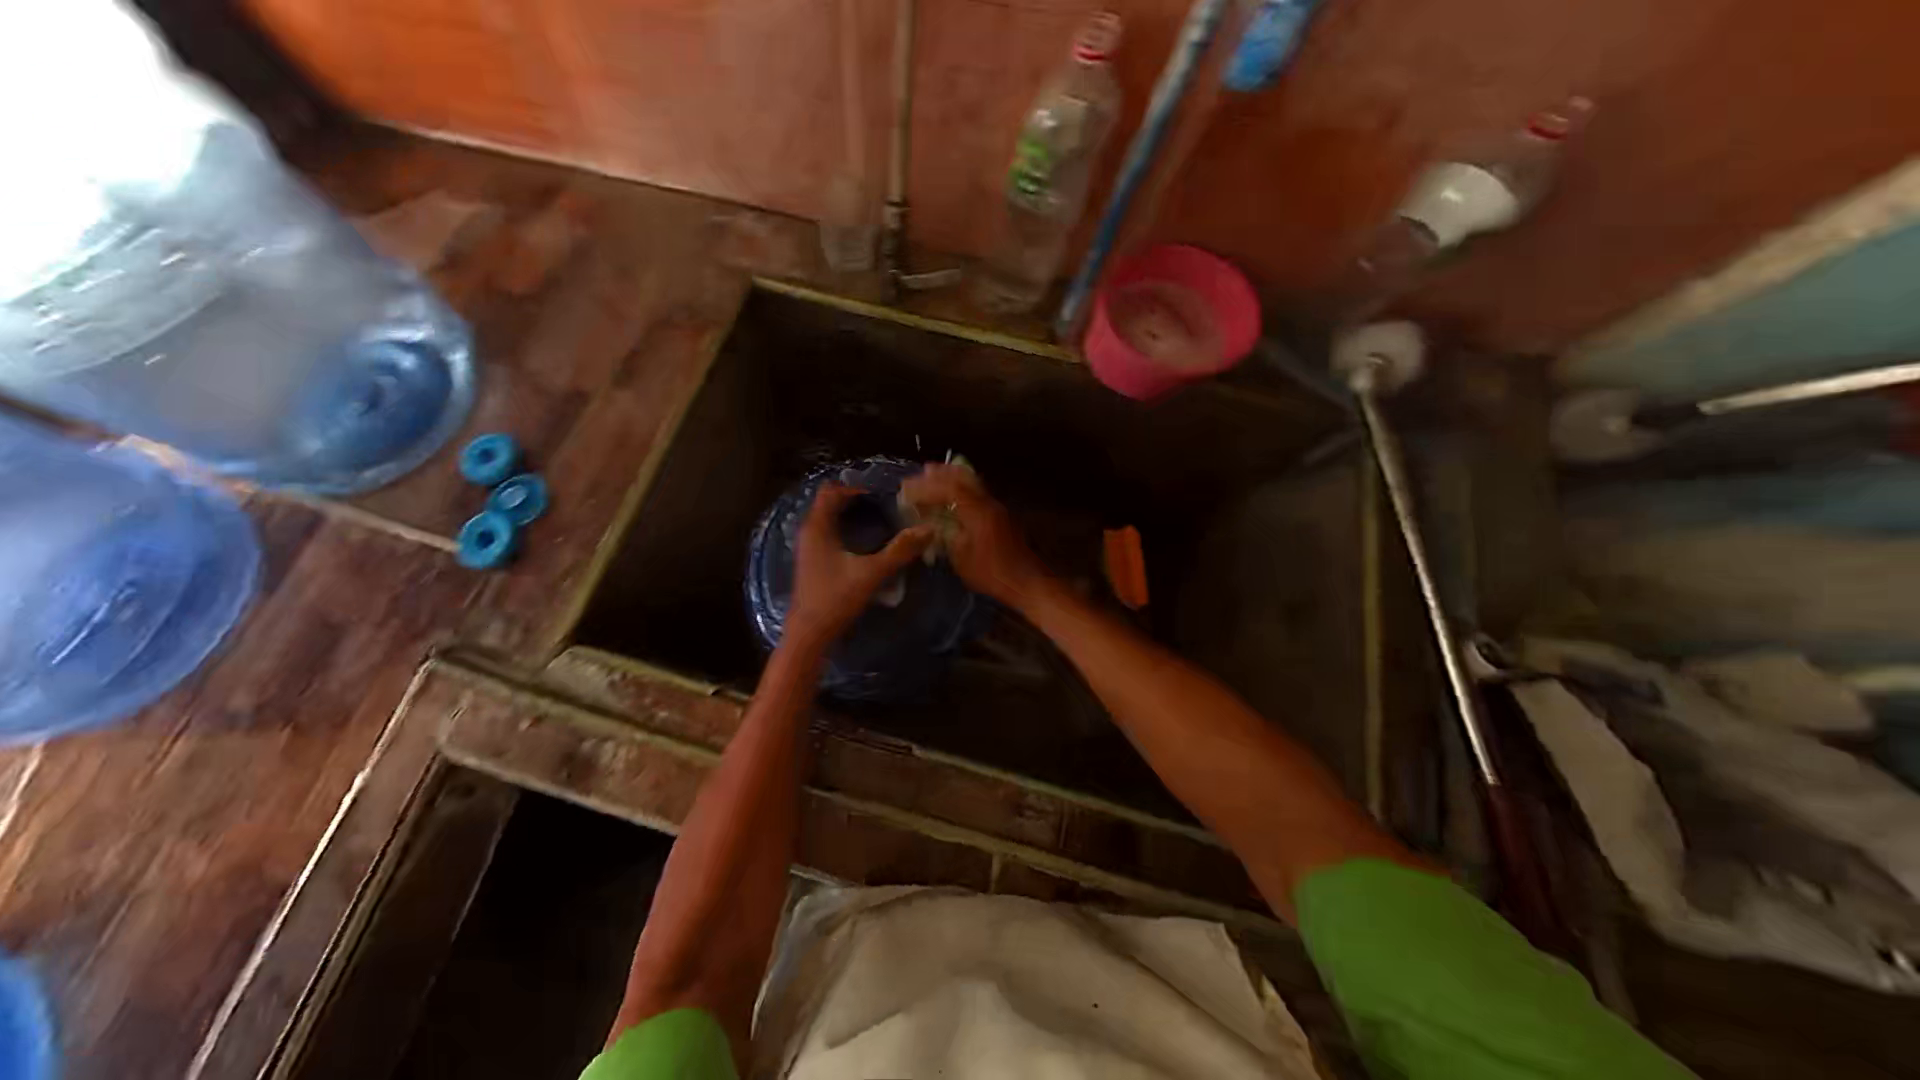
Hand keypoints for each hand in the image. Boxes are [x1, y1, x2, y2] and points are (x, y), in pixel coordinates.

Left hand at [785, 483, 932, 650]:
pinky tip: (868, 546)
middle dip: (857, 502)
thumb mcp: (871, 573)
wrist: (809, 635)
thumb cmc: (835, 599)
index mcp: (817, 527)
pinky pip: (830, 536)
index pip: (832, 491)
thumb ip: (900, 551)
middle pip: (831, 504)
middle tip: (887, 508)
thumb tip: (928, 529)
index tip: (882, 496)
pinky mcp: (813, 563)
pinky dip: (848, 533)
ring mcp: (809, 549)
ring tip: (882, 524)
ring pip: (831, 521)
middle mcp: (809, 532)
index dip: (856, 488)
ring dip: (853, 518)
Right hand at [900, 464, 1049, 608]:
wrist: (1027, 582)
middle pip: (963, 478)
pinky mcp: (1001, 516)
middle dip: (941, 474)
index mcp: (977, 512)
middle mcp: (988, 503)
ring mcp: (997, 508)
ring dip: (953, 477)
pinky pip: (978, 492)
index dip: (926, 487)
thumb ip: (945, 536)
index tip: (908, 489)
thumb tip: (931, 524)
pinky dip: (963, 487)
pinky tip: (954, 495)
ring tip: (936, 476)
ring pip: (973, 482)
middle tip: (922, 471)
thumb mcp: (961, 558)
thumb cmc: (992, 574)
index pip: (948, 489)